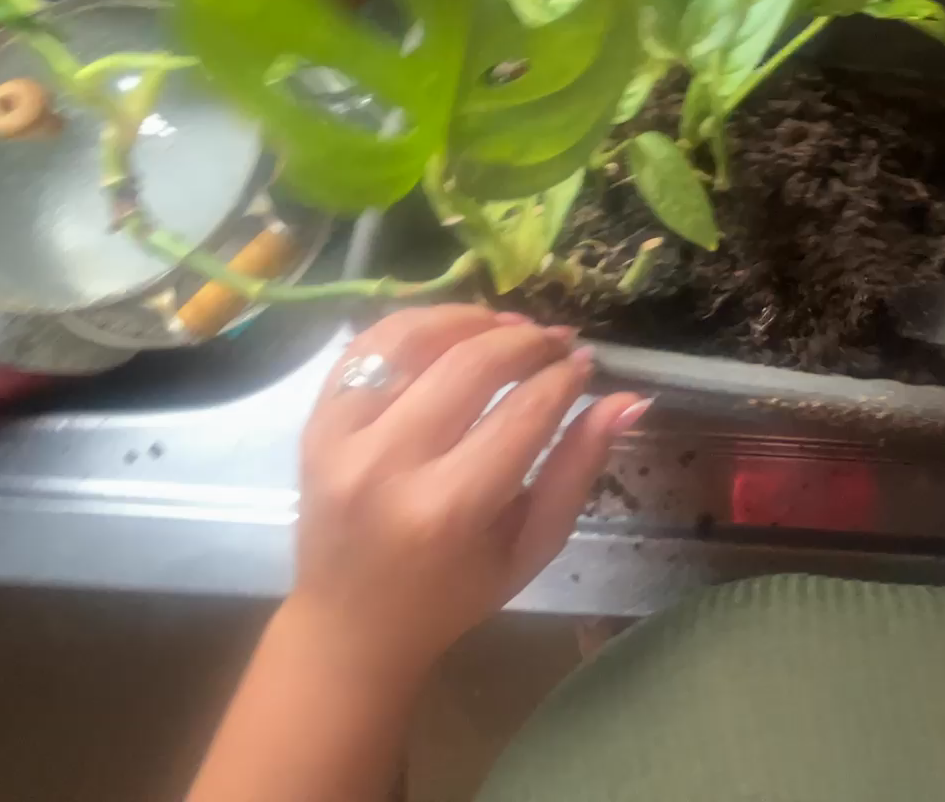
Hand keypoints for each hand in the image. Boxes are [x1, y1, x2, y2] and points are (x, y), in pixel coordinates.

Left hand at [288, 306, 647, 680]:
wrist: (350, 625)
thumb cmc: (457, 592)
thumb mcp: (534, 544)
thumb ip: (580, 466)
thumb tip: (630, 399)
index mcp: (448, 510)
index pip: (524, 413)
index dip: (565, 377)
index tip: (586, 364)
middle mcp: (386, 467)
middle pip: (471, 365)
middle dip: (528, 341)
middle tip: (557, 340)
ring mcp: (339, 439)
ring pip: (414, 339)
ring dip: (473, 319)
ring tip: (510, 325)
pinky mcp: (314, 422)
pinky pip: (367, 345)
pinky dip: (418, 323)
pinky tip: (455, 330)